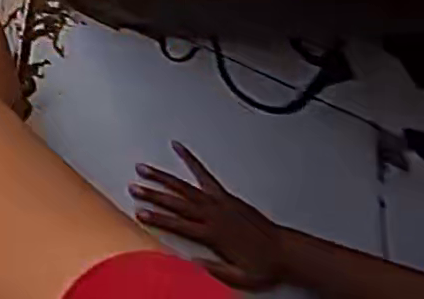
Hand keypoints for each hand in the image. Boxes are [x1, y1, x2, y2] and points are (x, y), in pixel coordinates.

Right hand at [131, 142, 290, 291]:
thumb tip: (189, 263)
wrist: (289, 254)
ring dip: (161, 177)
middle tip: (133, 188)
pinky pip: (204, 174)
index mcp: (212, 234)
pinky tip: (178, 147)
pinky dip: (190, 159)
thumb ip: (215, 271)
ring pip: (182, 186)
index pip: (178, 225)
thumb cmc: (265, 266)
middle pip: (176, 202)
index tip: (140, 214)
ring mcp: (216, 202)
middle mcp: (210, 215)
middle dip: (152, 195)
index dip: (157, 219)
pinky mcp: (223, 194)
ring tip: (142, 168)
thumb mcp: (244, 277)